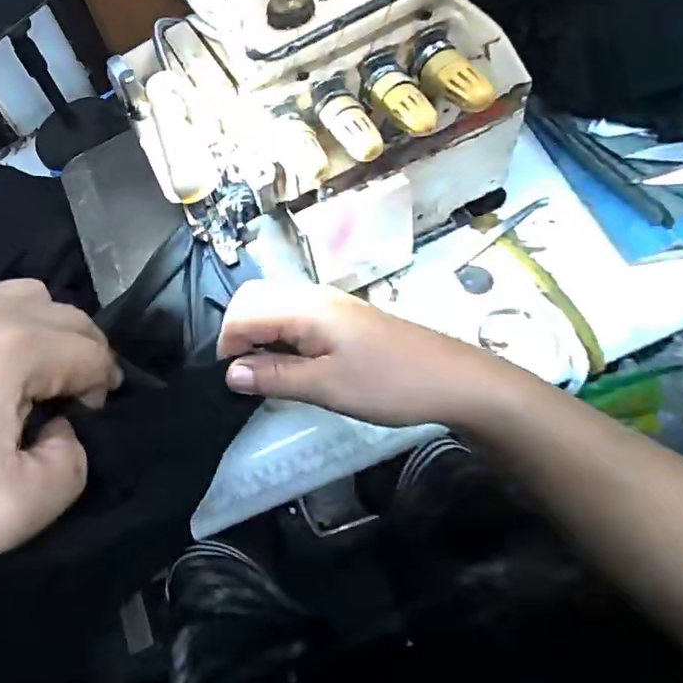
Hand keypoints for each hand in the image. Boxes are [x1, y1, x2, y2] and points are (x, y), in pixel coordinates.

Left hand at [0, 280, 122, 589]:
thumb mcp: (17, 511)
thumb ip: (70, 467)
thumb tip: (60, 429)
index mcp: (16, 345)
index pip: (94, 353)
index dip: (104, 391)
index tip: (82, 428)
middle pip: (70, 316)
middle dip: (85, 357)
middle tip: (69, 408)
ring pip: (31, 297)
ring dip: (51, 335)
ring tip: (34, 383)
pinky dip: (13, 326)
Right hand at [217, 279, 518, 428]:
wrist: (454, 379)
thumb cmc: (390, 384)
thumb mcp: (327, 387)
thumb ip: (274, 377)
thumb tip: (230, 374)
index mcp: (305, 307)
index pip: (241, 313)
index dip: (228, 347)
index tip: (238, 381)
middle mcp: (312, 295)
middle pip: (252, 298)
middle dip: (238, 334)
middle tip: (250, 374)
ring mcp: (328, 303)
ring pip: (272, 304)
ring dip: (259, 334)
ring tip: (270, 372)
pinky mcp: (340, 315)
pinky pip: (293, 314)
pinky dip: (279, 334)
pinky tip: (294, 363)